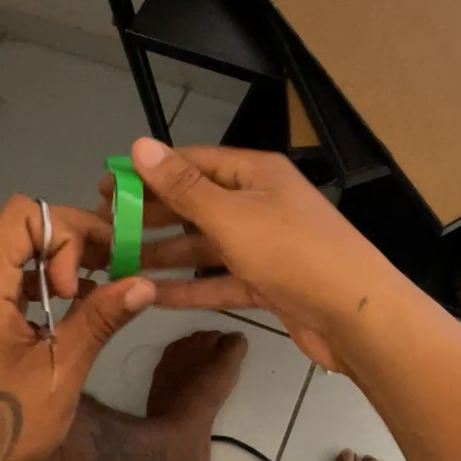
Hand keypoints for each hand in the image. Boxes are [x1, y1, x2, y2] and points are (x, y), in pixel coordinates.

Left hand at [0, 196, 212, 460]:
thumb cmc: (2, 428)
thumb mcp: (60, 372)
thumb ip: (99, 319)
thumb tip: (145, 283)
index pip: (22, 214)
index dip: (65, 234)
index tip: (81, 284)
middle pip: (19, 228)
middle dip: (71, 243)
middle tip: (110, 274)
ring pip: (14, 253)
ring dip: (59, 264)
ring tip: (96, 293)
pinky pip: (6, 281)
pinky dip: (41, 285)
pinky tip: (69, 314)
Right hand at [115, 139, 413, 370]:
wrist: (355, 315)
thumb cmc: (292, 253)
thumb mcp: (231, 215)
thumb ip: (183, 186)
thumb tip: (140, 145)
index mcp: (256, 174)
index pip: (193, 162)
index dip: (149, 173)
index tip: (106, 188)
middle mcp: (260, 204)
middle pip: (196, 205)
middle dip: (152, 217)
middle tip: (104, 231)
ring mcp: (265, 246)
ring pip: (205, 246)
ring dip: (165, 255)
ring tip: (118, 265)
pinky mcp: (268, 284)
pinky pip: (220, 280)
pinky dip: (190, 287)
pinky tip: (152, 296)